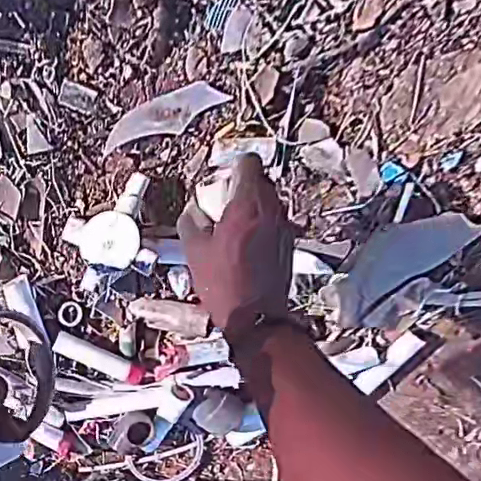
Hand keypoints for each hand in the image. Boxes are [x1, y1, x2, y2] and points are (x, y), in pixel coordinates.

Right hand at [178, 153, 291, 333]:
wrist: (254, 318)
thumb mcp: (195, 252)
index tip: (221, 183)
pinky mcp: (289, 245)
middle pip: (260, 182)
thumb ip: (191, 222)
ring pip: (269, 203)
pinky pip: (274, 224)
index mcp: (247, 204)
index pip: (249, 163)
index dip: (233, 169)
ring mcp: (284, 227)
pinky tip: (246, 248)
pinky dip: (262, 227)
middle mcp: (271, 210)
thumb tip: (192, 211)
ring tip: (232, 230)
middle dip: (241, 189)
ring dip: (252, 209)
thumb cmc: (224, 285)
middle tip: (222, 208)